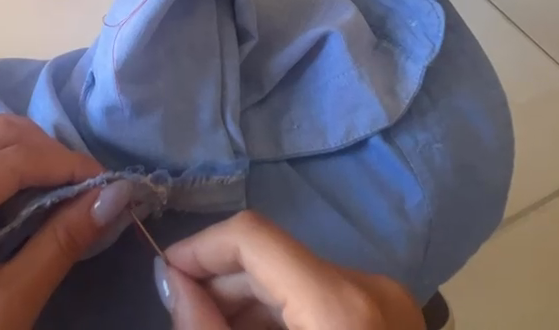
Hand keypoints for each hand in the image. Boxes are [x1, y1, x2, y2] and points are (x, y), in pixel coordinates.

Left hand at [0, 114, 134, 329]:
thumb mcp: (8, 305)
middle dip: (46, 150)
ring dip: (20, 147)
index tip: (110, 181)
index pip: (9, 158)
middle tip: (89, 185)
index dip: (65, 163)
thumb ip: (60, 242)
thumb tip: (114, 196)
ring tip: (59, 181)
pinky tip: (21, 185)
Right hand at [156, 211, 428, 329]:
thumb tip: (172, 283)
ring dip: (248, 306)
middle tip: (184, 320)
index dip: (199, 248)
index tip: (164, 277)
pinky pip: (322, 304)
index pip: (251, 237)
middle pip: (272, 259)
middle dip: (219, 285)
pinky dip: (283, 321)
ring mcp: (389, 306)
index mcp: (339, 302)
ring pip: (295, 281)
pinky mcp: (394, 324)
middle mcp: (368, 287)